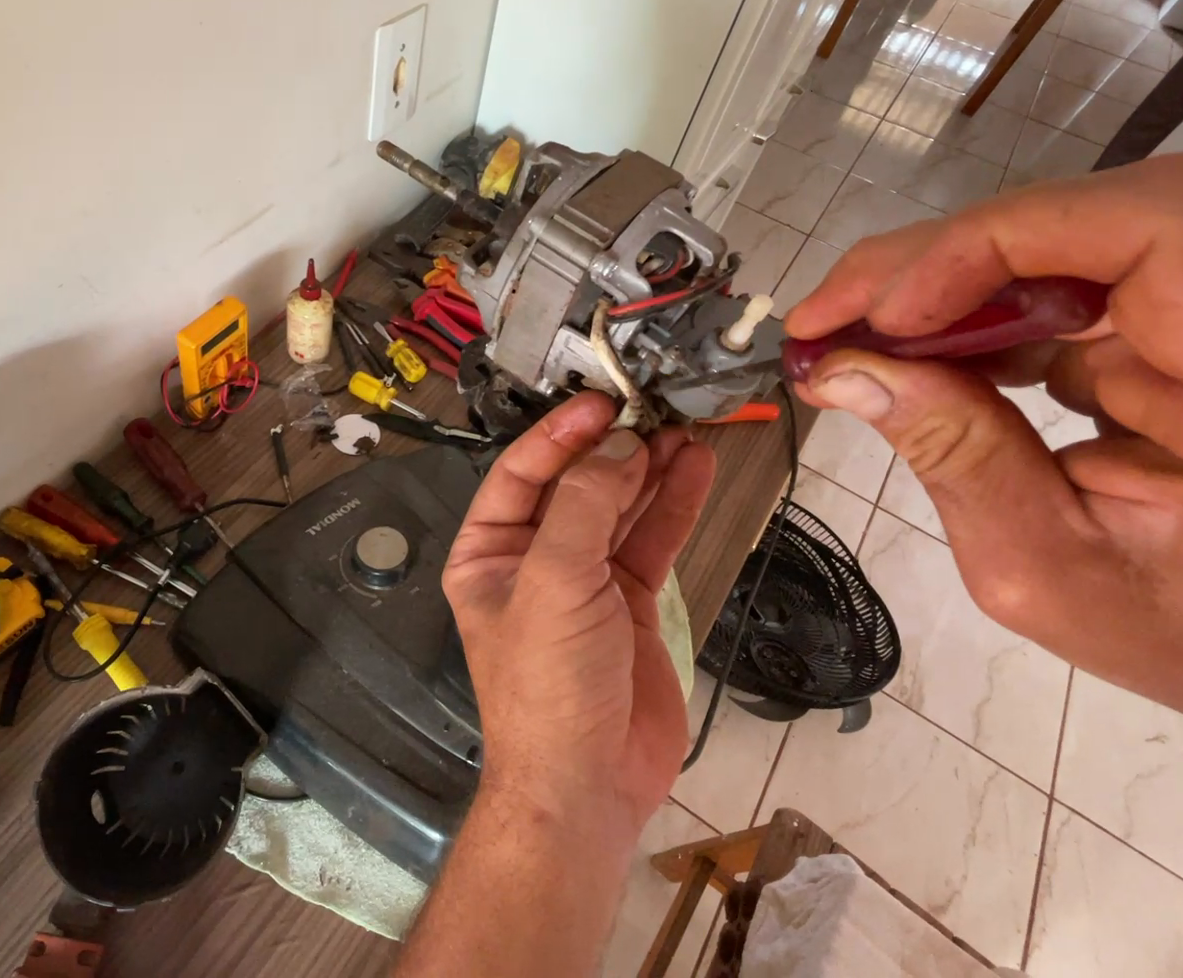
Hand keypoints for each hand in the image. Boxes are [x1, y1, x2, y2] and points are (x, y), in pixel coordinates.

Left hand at [443, 392, 716, 841]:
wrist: (588, 780)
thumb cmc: (548, 683)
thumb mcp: (553, 583)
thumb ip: (583, 508)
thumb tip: (619, 447)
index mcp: (488, 552)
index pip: (520, 475)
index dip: (559, 436)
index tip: (600, 403)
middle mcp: (531, 558)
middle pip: (574, 486)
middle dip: (612, 450)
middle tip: (655, 410)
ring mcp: (582, 578)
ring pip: (617, 509)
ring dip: (649, 470)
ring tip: (684, 430)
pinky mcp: (627, 600)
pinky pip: (649, 541)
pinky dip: (671, 505)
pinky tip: (695, 469)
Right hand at [784, 153, 1182, 780]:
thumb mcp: (1048, 575)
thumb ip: (954, 460)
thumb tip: (843, 370)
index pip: (1162, 226)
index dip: (1003, 242)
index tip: (890, 316)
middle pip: (1094, 218)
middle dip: (932, 261)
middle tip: (821, 321)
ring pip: (1064, 243)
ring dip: (935, 285)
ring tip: (845, 340)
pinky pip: (1060, 290)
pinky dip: (966, 315)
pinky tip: (906, 356)